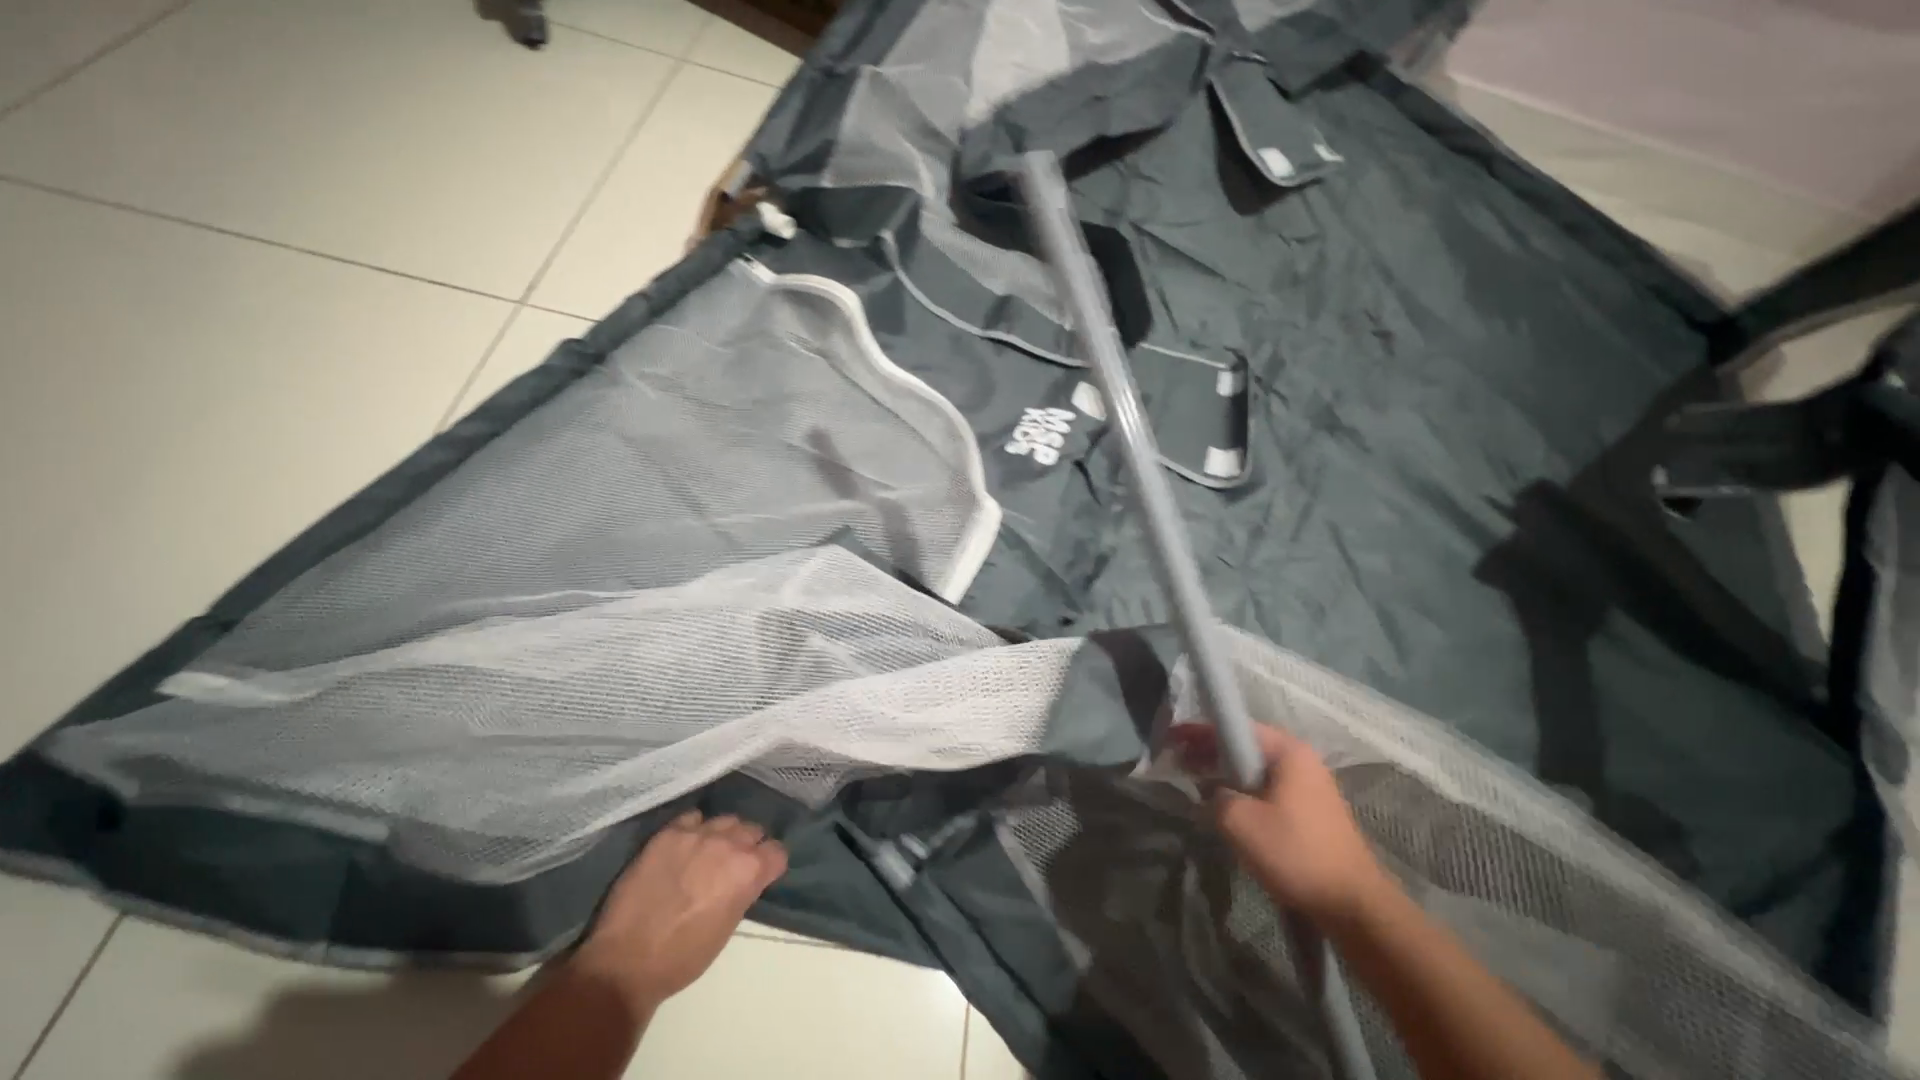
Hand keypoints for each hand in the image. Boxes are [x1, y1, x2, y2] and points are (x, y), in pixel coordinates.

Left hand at [572, 810, 788, 1009]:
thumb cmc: (684, 957)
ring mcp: (695, 835)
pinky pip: (691, 818)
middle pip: (752, 830)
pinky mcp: (666, 834)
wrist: (627, 961)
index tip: (761, 874)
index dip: (770, 864)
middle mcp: (728, 844)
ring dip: (723, 834)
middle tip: (732, 865)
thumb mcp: (728, 926)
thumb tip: (743, 879)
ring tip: (709, 852)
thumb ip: (743, 891)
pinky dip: (694, 828)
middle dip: (748, 845)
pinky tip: (685, 846)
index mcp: (749, 871)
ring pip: (725, 819)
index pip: (777, 851)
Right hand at [1171, 723, 1387, 925]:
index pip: (1235, 727)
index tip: (1170, 740)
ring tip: (1195, 785)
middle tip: (1176, 763)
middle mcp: (1301, 760)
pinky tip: (1226, 808)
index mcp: (1288, 751)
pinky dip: (1243, 791)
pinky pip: (1267, 789)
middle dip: (1209, 751)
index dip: (1199, 731)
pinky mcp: (1310, 810)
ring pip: (1255, 769)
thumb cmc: (1295, 853)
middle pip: (1246, 745)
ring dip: (1225, 773)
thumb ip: (1215, 797)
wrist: (1351, 903)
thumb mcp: (1240, 822)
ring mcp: (1309, 786)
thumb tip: (1211, 793)